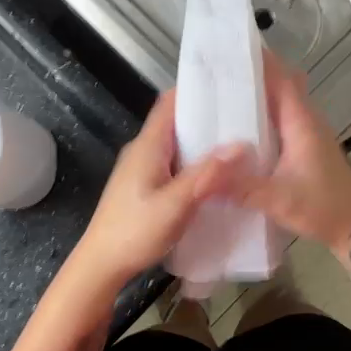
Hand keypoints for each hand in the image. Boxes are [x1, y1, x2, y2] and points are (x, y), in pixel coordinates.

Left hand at [74, 89, 245, 283]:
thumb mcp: (175, 204)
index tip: (231, 86)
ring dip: (206, 143)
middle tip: (249, 118)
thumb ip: (206, 174)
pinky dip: (198, 164)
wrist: (102, 264)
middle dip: (210, 118)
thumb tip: (241, 144)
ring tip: (243, 144)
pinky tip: (220, 176)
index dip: (198, 89)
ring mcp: (144, 169)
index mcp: (148, 145)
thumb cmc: (134, 232)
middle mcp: (144, 150)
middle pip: (178, 122)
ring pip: (180, 146)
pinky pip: (176, 165)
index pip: (170, 102)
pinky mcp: (147, 187)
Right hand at [232, 51, 350, 250]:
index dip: (259, 61)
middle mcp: (306, 120)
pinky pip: (282, 117)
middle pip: (282, 83)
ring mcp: (308, 132)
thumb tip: (201, 178)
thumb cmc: (321, 207)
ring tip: (222, 92)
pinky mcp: (306, 145)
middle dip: (255, 72)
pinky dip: (263, 112)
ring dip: (258, 92)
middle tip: (220, 70)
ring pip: (282, 100)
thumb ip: (240, 188)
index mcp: (301, 122)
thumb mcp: (277, 200)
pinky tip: (240, 126)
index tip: (231, 48)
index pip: (281, 78)